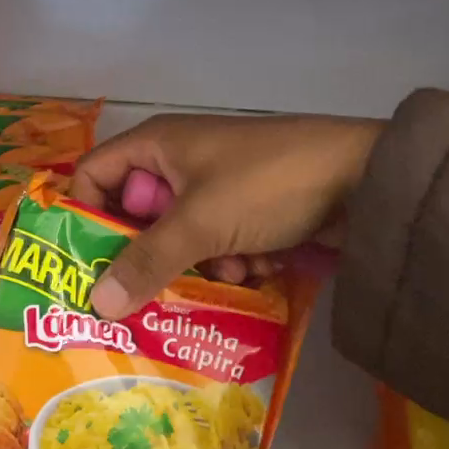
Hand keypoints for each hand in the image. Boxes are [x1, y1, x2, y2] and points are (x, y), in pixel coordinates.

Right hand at [73, 113, 382, 320]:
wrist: (363, 177)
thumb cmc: (265, 184)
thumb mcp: (199, 222)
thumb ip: (146, 262)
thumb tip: (95, 304)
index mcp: (155, 144)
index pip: (95, 175)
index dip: (85, 215)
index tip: (88, 265)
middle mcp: (178, 161)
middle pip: (137, 214)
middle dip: (149, 253)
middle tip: (145, 296)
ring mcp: (215, 185)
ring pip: (179, 235)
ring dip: (197, 261)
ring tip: (225, 272)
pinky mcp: (246, 209)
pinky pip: (216, 240)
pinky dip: (230, 258)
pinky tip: (257, 267)